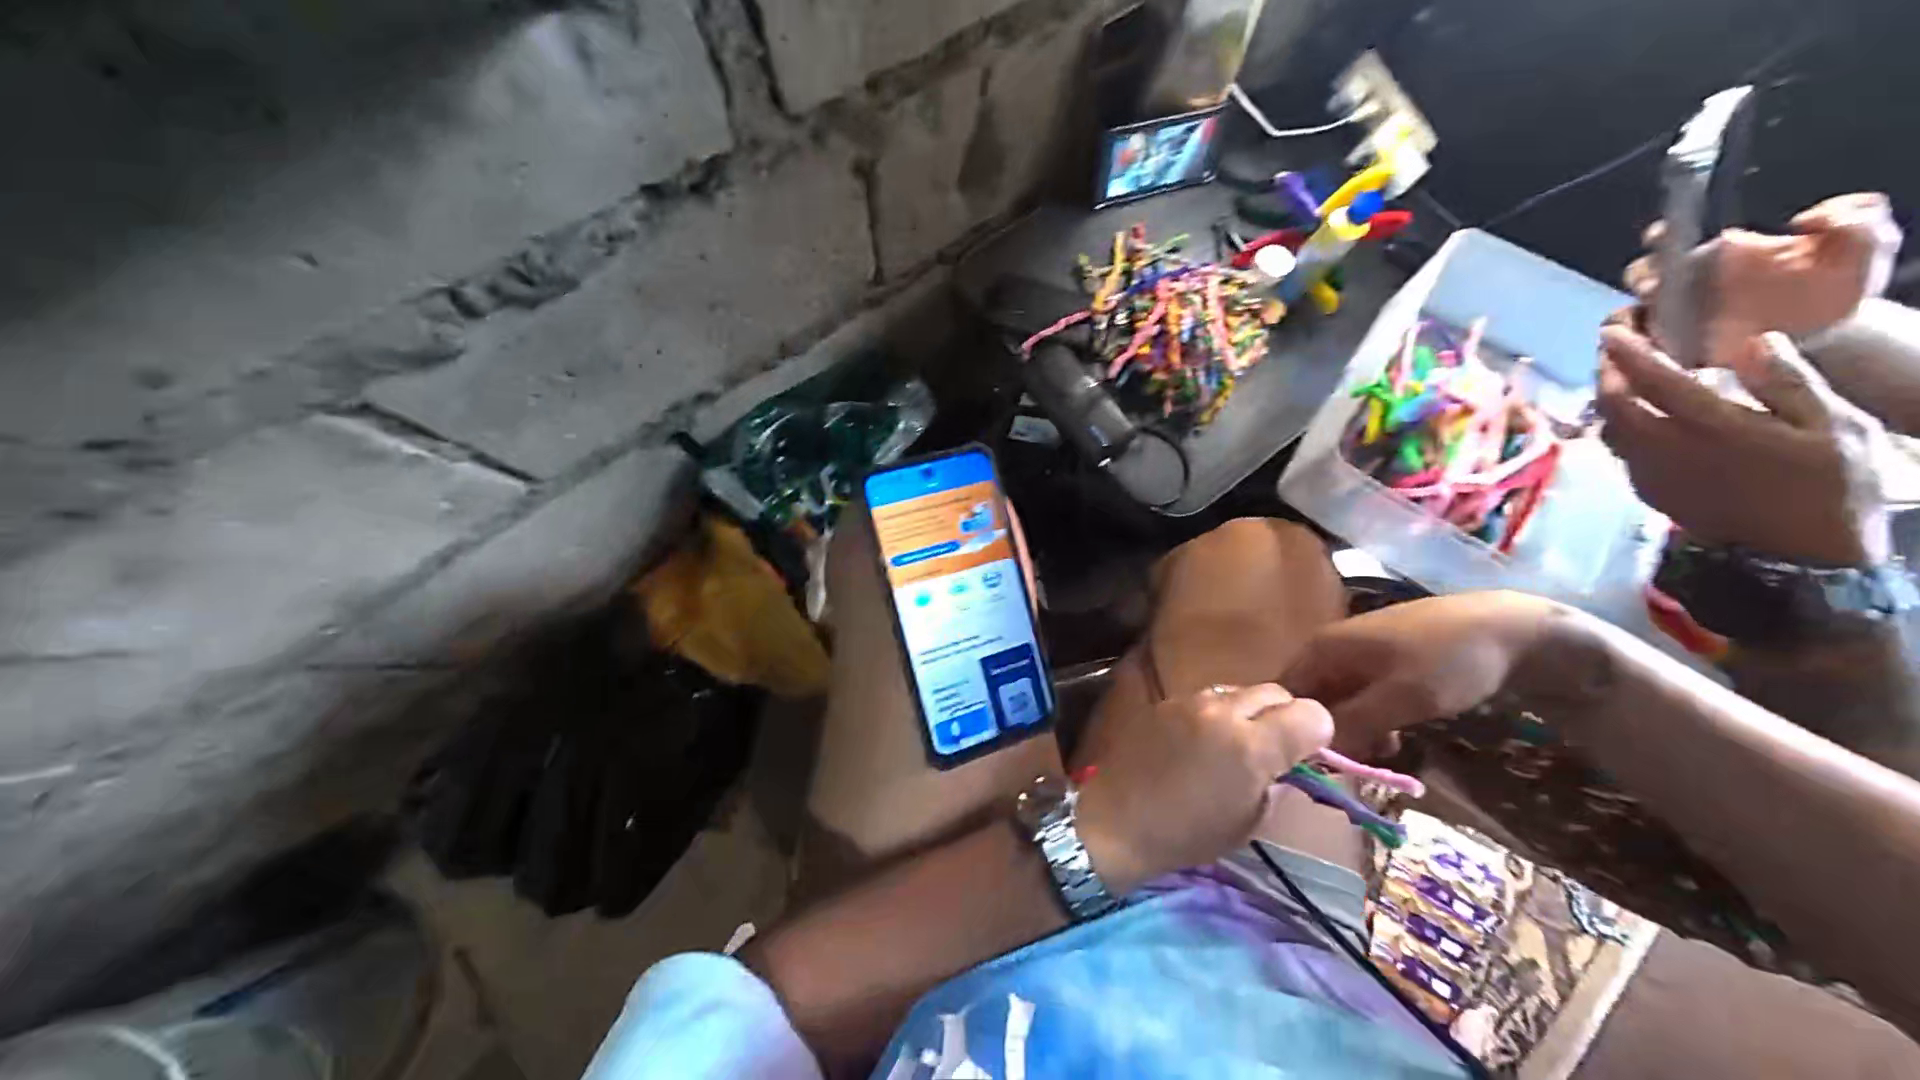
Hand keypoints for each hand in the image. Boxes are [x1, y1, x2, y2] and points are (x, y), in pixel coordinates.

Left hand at [1073, 684, 1329, 891]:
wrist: (1115, 821)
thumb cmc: (1187, 835)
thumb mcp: (1249, 822)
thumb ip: (1276, 783)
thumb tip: (1285, 763)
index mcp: (1251, 745)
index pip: (1311, 714)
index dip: (1317, 733)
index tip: (1307, 753)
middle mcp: (1222, 711)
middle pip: (1275, 692)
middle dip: (1284, 715)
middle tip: (1275, 746)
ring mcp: (1189, 701)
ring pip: (1238, 690)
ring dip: (1248, 711)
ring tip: (1235, 742)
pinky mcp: (1164, 701)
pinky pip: (1205, 697)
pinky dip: (1216, 713)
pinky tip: (1202, 739)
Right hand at [1281, 592, 1569, 756]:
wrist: (1513, 628)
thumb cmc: (1449, 660)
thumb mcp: (1402, 698)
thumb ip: (1353, 725)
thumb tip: (1312, 752)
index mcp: (1320, 649)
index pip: (1283, 695)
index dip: (1292, 729)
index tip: (1315, 765)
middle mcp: (1327, 648)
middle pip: (1308, 699)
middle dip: (1326, 733)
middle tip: (1355, 765)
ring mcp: (1354, 653)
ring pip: (1334, 700)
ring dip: (1351, 730)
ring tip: (1380, 753)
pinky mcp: (1380, 660)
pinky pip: (1357, 695)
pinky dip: (1368, 719)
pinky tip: (1393, 736)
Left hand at [1597, 324, 1889, 565]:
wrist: (1798, 555)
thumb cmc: (1832, 486)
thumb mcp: (1836, 428)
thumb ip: (1791, 383)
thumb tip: (1757, 342)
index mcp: (1715, 428)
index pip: (1656, 381)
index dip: (1629, 352)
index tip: (1611, 328)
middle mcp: (1666, 448)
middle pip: (1613, 401)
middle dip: (1606, 367)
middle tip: (1613, 340)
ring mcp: (1648, 470)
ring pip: (1608, 423)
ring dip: (1606, 392)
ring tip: (1618, 366)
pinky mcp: (1644, 486)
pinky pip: (1617, 444)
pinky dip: (1615, 418)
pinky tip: (1631, 403)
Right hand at [1625, 193, 1901, 365]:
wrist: (1830, 338)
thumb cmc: (1839, 288)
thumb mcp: (1864, 245)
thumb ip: (1850, 220)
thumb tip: (1805, 220)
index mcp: (1716, 255)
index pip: (1672, 240)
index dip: (1661, 236)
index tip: (1663, 235)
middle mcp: (1683, 287)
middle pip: (1640, 278)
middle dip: (1642, 279)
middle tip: (1658, 289)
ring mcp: (1670, 322)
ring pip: (1625, 317)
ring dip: (1629, 320)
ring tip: (1654, 325)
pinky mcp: (1666, 354)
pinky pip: (1630, 351)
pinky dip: (1628, 350)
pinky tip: (1647, 350)